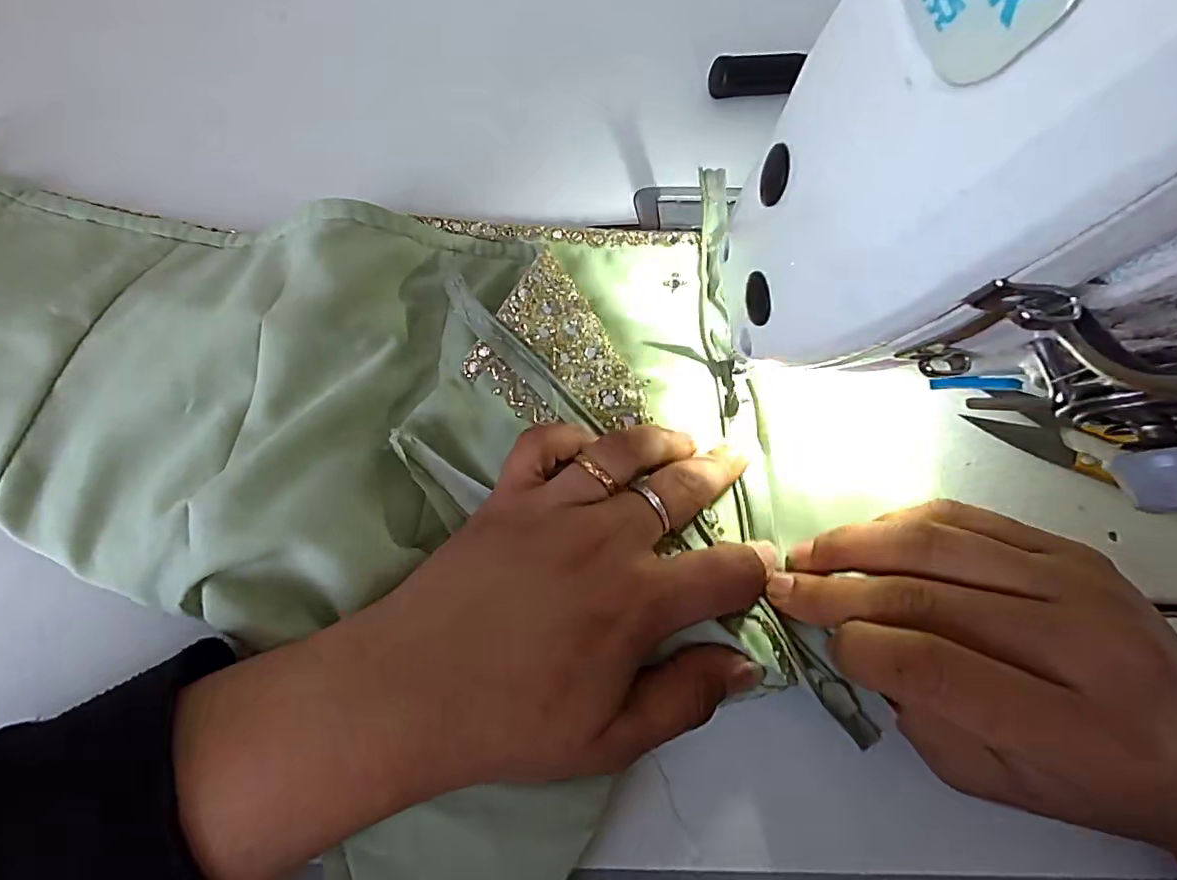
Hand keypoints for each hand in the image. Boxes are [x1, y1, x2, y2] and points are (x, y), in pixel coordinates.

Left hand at [349, 422, 769, 787]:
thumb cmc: (510, 721)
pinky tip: (586, 445)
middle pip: (678, 490)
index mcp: (636, 601)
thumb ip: (683, 700)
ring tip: (681, 438)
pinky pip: (543, 443)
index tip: (765, 560)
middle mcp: (602, 539)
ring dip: (658, 440)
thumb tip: (744, 664)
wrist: (410, 689)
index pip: (723, 572)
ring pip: (618, 454)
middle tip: (735, 459)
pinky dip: (569, 435)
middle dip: (717, 472)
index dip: (755, 566)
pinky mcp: (506, 495)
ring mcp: (550, 507)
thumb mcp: (608, 740)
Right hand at [766, 501, 1176, 875]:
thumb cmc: (1101, 783)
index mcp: (1079, 727)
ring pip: (936, 540)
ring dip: (856, 542)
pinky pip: (963, 516)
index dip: (856, 646)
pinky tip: (863, 535)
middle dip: (837, 588)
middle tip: (785, 586)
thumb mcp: (1000, 784)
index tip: (818, 639)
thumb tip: (854, 641)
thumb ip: (921, 715)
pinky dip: (899, 521)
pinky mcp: (1069, 547)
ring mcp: (1080, 580)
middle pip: (925, 594)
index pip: (933, 664)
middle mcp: (1087, 641)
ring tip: (809, 552)